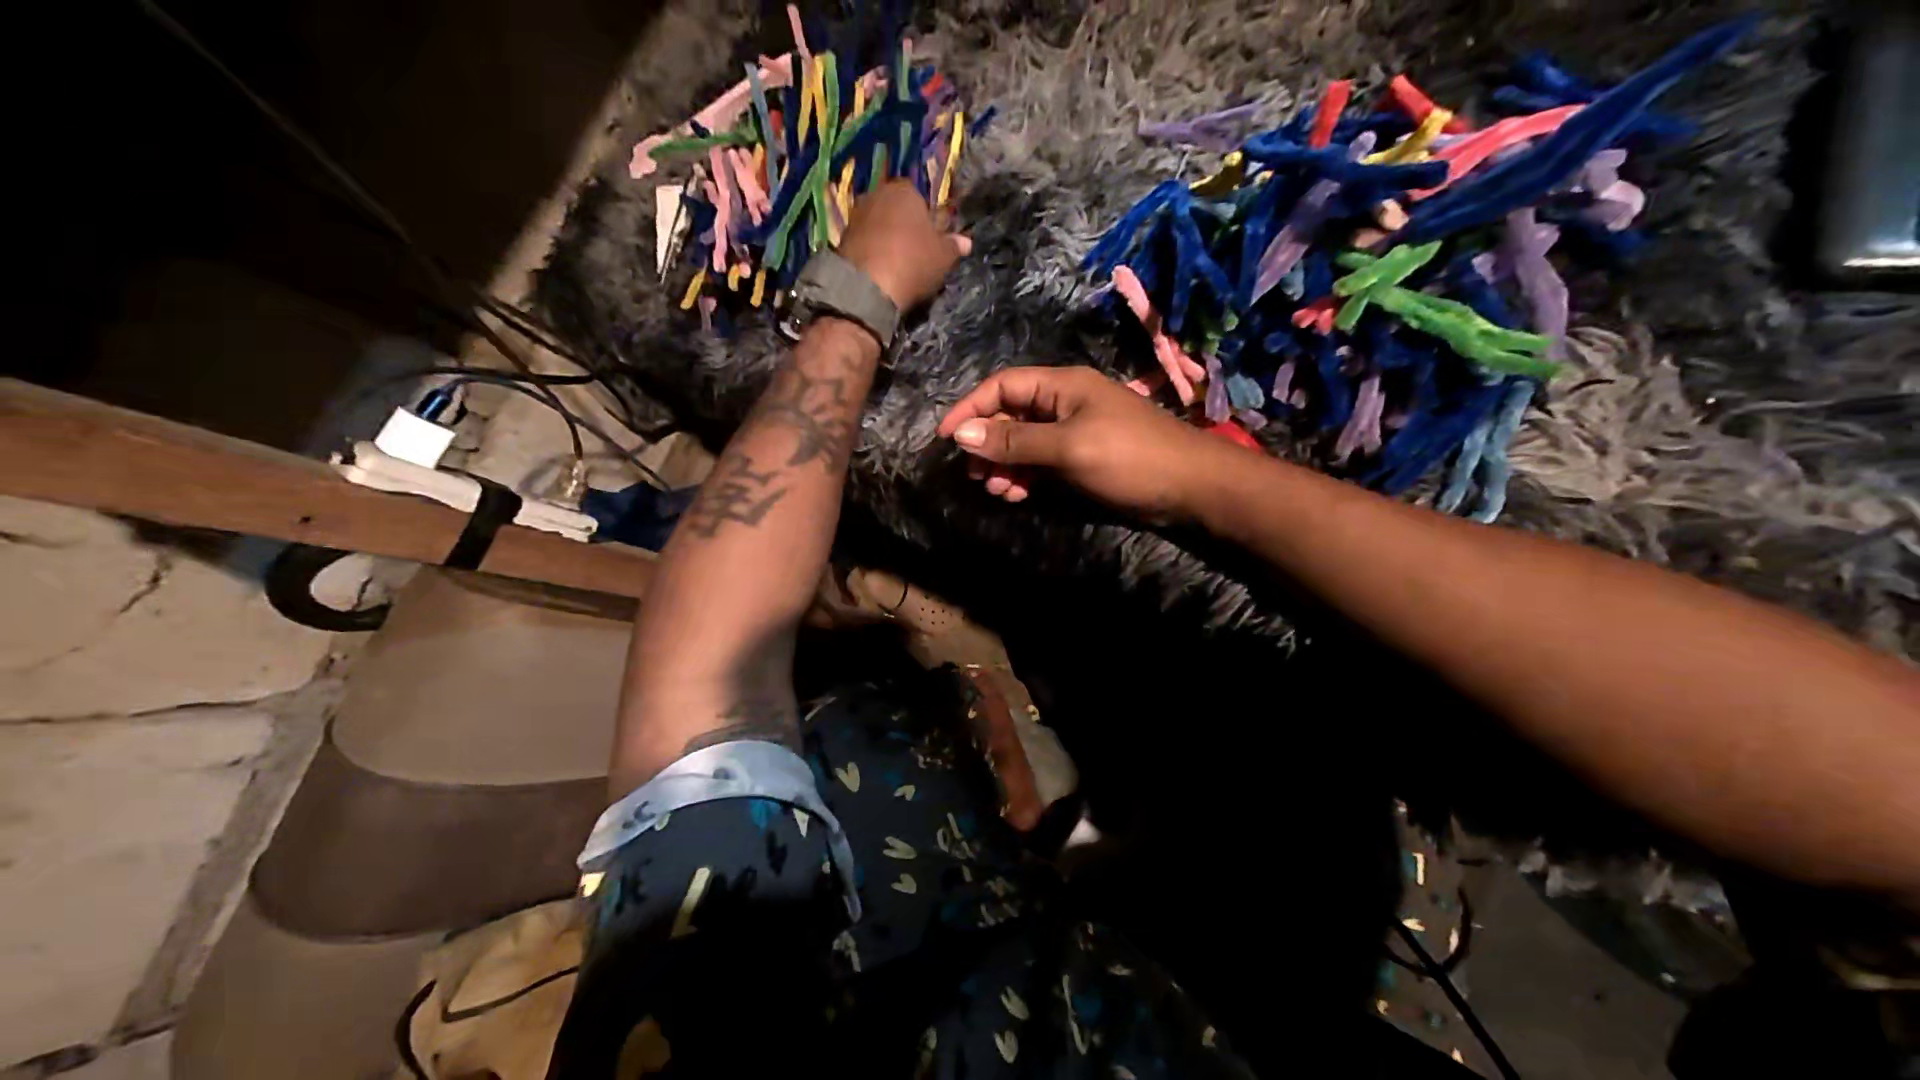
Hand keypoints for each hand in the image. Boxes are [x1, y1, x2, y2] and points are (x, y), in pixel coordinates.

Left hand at [836, 180, 971, 309]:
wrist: (868, 287)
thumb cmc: (913, 262)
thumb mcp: (943, 257)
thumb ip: (953, 246)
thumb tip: (966, 242)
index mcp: (905, 190)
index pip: (919, 197)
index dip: (926, 218)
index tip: (930, 239)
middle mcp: (877, 194)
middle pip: (895, 209)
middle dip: (903, 226)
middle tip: (914, 252)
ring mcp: (856, 215)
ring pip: (878, 224)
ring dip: (885, 239)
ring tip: (895, 264)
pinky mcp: (841, 237)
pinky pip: (863, 241)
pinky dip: (870, 252)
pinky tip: (878, 271)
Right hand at [936, 366, 1238, 522]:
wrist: (1190, 487)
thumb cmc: (1129, 457)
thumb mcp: (1067, 447)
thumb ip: (1014, 441)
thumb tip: (960, 435)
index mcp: (1062, 386)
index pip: (1002, 386)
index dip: (970, 408)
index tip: (945, 438)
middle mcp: (1064, 403)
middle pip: (1009, 416)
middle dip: (987, 444)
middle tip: (974, 475)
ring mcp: (1074, 432)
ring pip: (1023, 443)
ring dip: (1004, 465)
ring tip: (997, 490)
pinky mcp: (1082, 458)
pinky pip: (1041, 462)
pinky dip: (1025, 476)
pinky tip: (1017, 494)